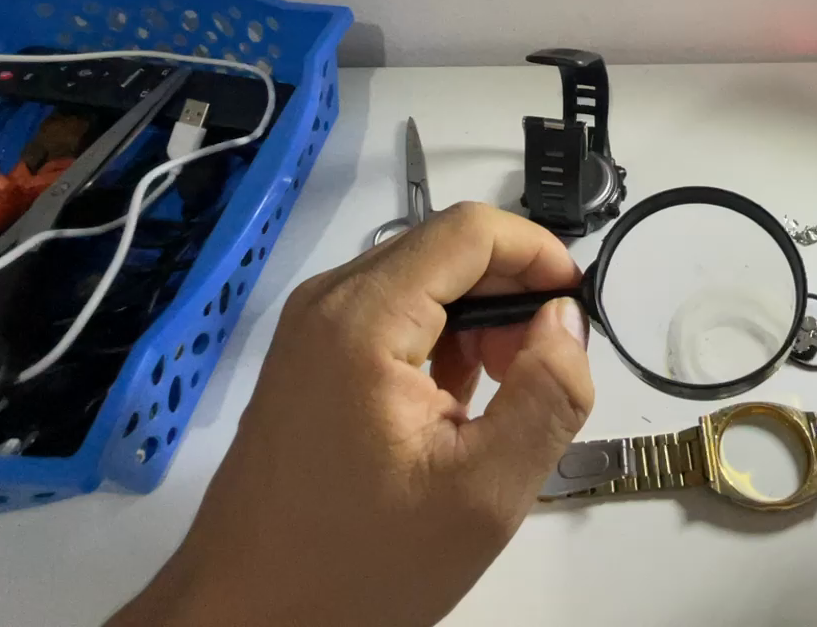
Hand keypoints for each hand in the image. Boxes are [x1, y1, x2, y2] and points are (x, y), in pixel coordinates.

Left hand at [114, 202, 592, 626]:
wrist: (242, 623)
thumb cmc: (357, 567)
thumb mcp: (483, 495)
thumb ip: (548, 395)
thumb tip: (565, 318)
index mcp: (365, 317)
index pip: (470, 230)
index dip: (536, 251)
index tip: (574, 304)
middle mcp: (333, 298)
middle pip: (447, 248)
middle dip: (512, 290)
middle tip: (543, 363)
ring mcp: (317, 322)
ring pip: (426, 277)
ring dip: (481, 316)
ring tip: (506, 388)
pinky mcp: (314, 350)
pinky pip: (398, 310)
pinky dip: (445, 335)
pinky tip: (459, 399)